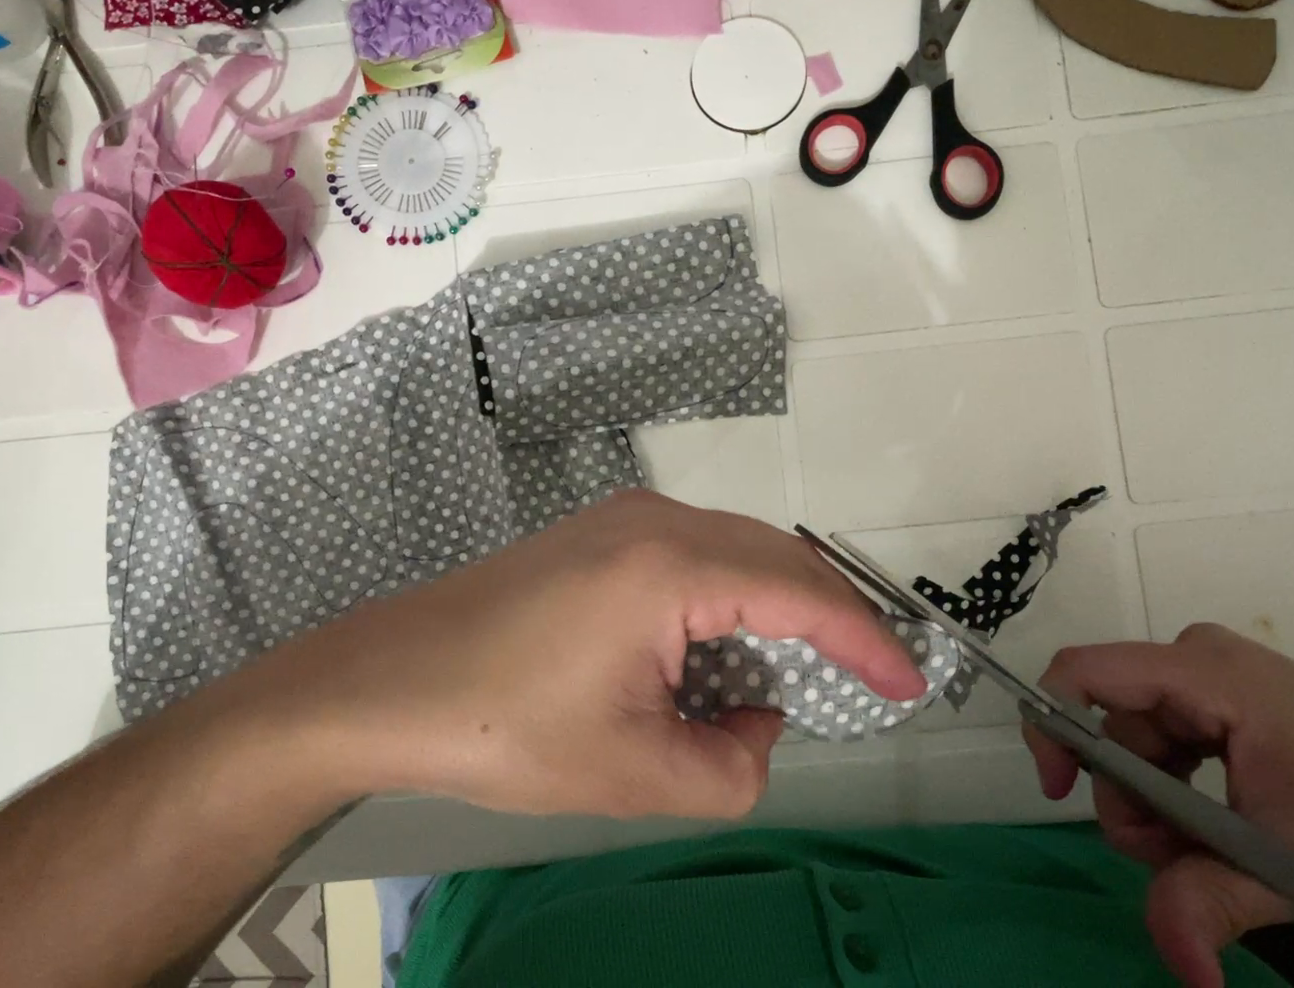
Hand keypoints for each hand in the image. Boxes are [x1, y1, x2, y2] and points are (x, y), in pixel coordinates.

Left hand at [242, 491, 926, 819]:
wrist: (385, 683)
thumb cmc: (505, 728)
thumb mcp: (635, 773)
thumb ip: (732, 766)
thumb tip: (755, 723)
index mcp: (672, 567)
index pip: (800, 594)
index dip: (864, 639)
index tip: (907, 680)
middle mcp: (655, 521)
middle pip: (774, 558)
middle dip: (827, 617)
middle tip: (864, 676)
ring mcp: (621, 519)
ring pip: (735, 552)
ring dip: (773, 608)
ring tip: (792, 672)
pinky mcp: (597, 534)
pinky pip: (693, 555)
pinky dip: (726, 599)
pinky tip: (717, 649)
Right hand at [1023, 624, 1293, 987]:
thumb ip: (1213, 904)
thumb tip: (1178, 968)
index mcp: (1212, 675)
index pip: (1087, 671)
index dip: (1051, 724)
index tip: (1058, 791)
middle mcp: (1198, 659)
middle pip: (1110, 722)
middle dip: (1126, 798)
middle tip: (1173, 861)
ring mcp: (1209, 678)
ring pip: (1130, 738)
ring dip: (1150, 806)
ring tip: (1202, 858)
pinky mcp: (1218, 699)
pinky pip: (1157, 740)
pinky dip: (1169, 792)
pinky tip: (1209, 831)